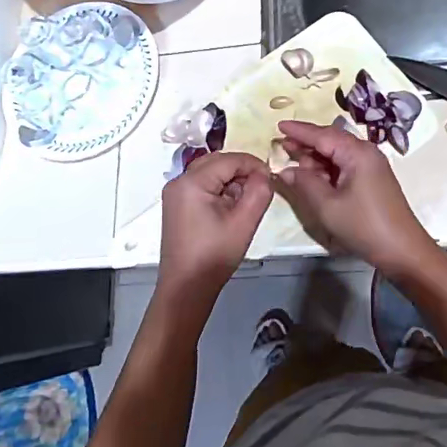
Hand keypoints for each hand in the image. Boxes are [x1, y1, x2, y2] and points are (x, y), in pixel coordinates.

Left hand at [159, 151, 272, 299]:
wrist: (187, 286)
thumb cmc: (215, 254)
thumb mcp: (244, 222)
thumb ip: (259, 191)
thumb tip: (264, 174)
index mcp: (192, 182)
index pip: (230, 159)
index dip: (254, 165)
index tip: (271, 179)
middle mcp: (179, 181)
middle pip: (218, 162)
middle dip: (242, 171)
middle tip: (260, 189)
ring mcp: (175, 193)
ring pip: (210, 172)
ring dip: (231, 180)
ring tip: (245, 202)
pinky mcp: (177, 204)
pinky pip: (202, 185)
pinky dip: (219, 189)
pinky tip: (230, 208)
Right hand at [274, 120, 438, 274]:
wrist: (402, 249)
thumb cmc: (364, 225)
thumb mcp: (327, 206)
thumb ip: (304, 184)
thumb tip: (286, 170)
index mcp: (357, 153)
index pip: (322, 134)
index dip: (299, 130)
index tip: (278, 125)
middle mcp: (366, 152)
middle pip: (331, 140)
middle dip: (306, 144)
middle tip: (281, 146)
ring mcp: (371, 166)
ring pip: (337, 154)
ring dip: (316, 159)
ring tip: (293, 165)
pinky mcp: (372, 179)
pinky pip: (345, 165)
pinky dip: (327, 169)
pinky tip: (314, 178)